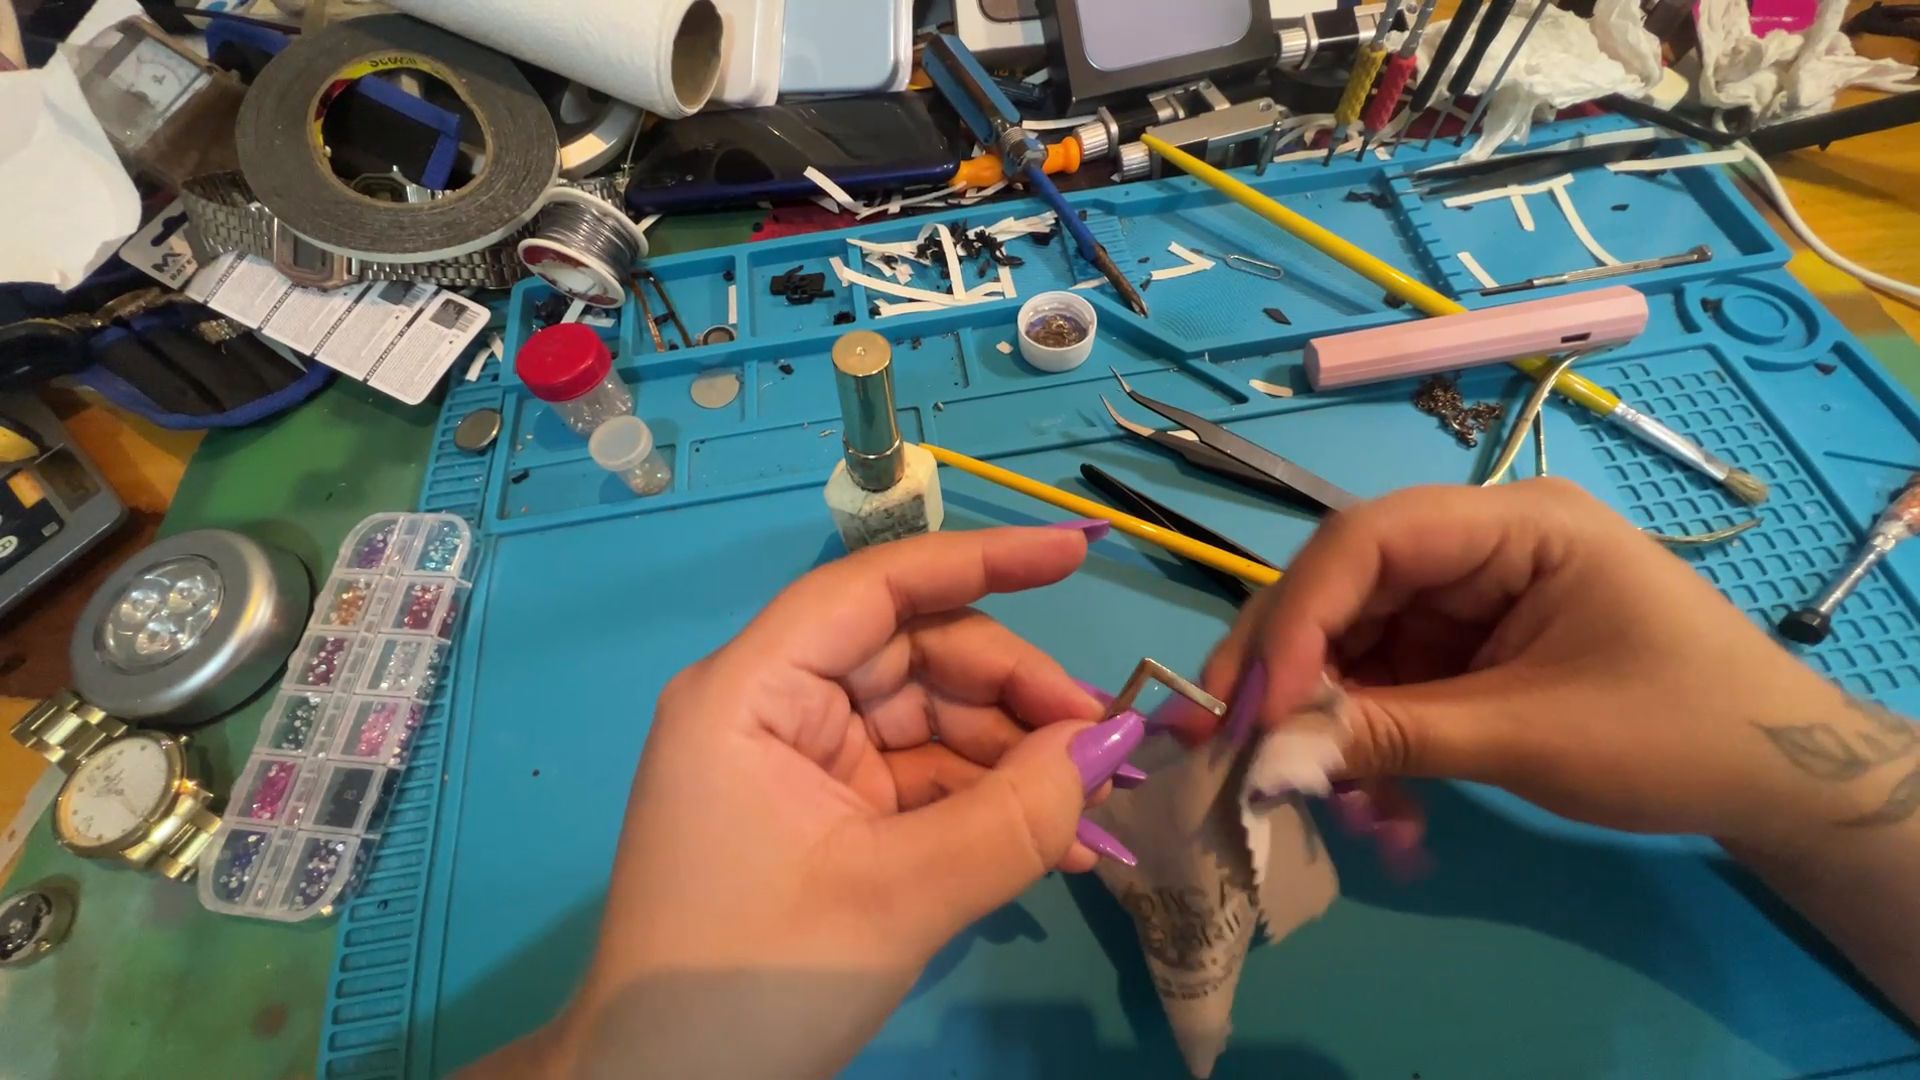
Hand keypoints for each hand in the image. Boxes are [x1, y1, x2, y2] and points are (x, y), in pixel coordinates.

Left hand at [517, 528, 1108, 1079]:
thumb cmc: (746, 990)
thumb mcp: (894, 900)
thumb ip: (1013, 819)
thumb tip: (1109, 745)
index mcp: (754, 689)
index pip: (874, 587)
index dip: (979, 558)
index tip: (1072, 553)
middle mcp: (779, 701)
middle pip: (918, 654)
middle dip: (1015, 691)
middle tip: (1103, 741)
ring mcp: (810, 753)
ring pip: (934, 715)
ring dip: (1017, 755)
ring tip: (1094, 804)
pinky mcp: (836, 803)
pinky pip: (928, 775)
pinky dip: (991, 800)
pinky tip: (1059, 839)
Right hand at [1195, 479, 1895, 848]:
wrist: (1778, 784)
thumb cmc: (1684, 737)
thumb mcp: (1533, 738)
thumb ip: (1396, 735)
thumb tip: (1275, 753)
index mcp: (1510, 525)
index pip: (1368, 540)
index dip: (1301, 614)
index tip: (1258, 699)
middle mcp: (1464, 546)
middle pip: (1337, 586)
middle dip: (1282, 664)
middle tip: (1226, 731)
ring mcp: (1448, 595)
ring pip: (1339, 636)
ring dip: (1313, 711)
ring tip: (1298, 779)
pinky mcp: (1440, 643)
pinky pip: (1368, 676)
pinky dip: (1351, 731)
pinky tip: (1361, 791)